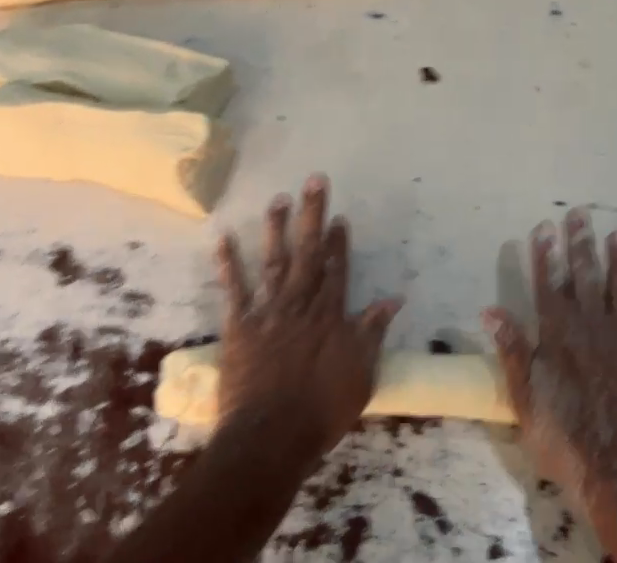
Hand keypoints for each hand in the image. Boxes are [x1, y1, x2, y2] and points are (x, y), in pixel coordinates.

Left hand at [214, 174, 403, 456]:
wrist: (271, 436)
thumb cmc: (322, 411)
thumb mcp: (362, 375)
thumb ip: (372, 333)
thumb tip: (393, 300)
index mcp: (330, 316)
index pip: (337, 270)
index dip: (340, 243)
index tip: (340, 216)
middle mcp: (300, 304)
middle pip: (309, 253)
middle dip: (312, 215)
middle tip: (314, 181)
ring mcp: (268, 312)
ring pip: (274, 261)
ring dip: (276, 229)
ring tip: (278, 199)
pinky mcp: (239, 326)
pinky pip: (233, 289)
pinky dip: (228, 263)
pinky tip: (223, 237)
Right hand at [483, 208, 616, 502]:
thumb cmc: (563, 437)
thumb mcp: (524, 398)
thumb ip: (513, 351)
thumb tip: (492, 310)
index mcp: (559, 337)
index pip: (550, 286)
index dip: (546, 255)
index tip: (545, 226)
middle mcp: (593, 330)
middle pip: (586, 279)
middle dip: (581, 245)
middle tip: (581, 214)